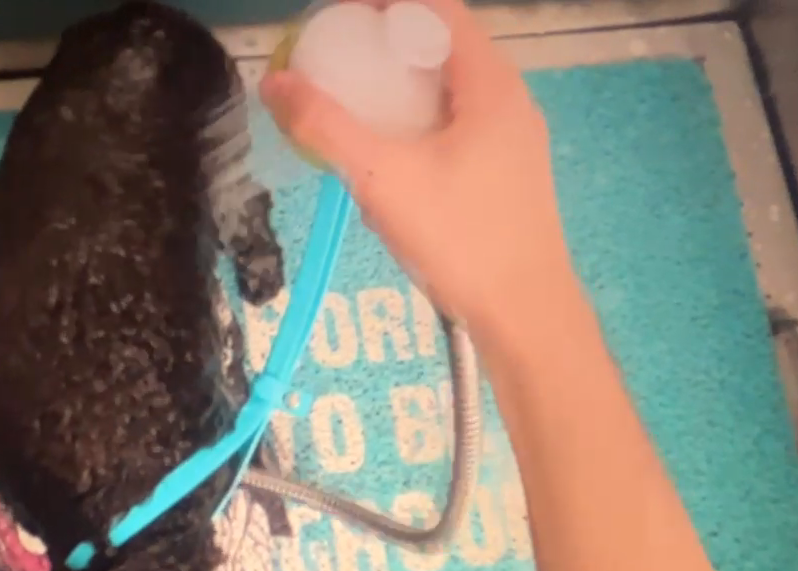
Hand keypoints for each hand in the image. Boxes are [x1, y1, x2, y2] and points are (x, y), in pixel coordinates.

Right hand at [260, 0, 577, 333]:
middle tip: (342, 74)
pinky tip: (399, 183)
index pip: (436, 7)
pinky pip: (460, 138)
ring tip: (364, 129)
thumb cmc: (458, 238)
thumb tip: (274, 81)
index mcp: (488, 82)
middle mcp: (510, 101)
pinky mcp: (511, 182)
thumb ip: (327, 128)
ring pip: (452, 100)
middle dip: (389, 55)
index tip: (339, 22)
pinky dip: (423, 139)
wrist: (523, 312)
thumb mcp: (383, 180)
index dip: (384, 5)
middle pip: (444, 51)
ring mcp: (515, 144)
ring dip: (406, 102)